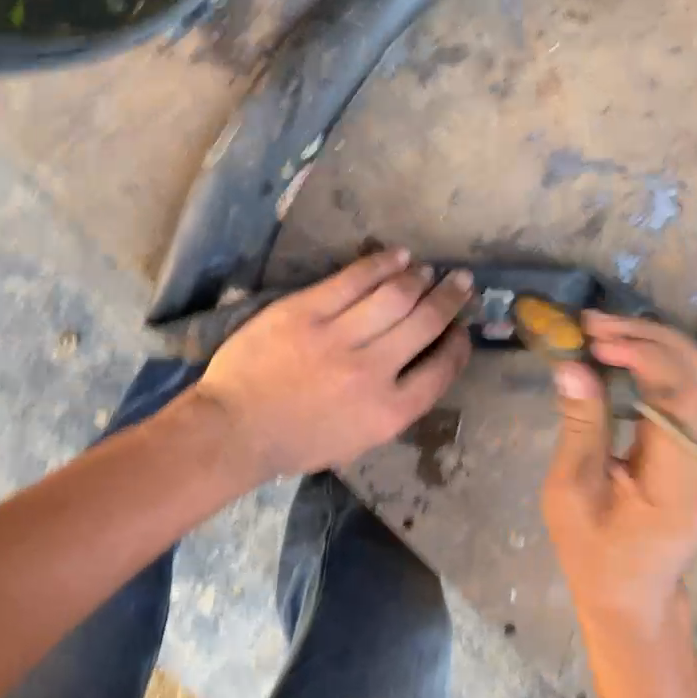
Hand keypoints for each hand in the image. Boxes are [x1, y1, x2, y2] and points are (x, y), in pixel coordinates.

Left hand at [193, 250, 473, 477]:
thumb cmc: (296, 441)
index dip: (458, 344)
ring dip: (418, 278)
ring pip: (394, 295)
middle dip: (450, 298)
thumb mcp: (358, 440)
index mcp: (388, 413)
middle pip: (424, 322)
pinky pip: (354, 279)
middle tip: (462, 281)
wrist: (234, 429)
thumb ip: (393, 404)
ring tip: (427, 269)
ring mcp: (338, 337)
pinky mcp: (307, 310)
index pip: (442, 369)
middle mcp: (372, 372)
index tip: (461, 329)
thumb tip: (419, 364)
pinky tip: (397, 256)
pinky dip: (382, 263)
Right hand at [542, 312, 696, 634]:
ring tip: (604, 332)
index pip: (683, 394)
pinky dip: (666, 360)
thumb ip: (580, 424)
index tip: (593, 339)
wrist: (632, 593)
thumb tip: (572, 364)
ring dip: (658, 343)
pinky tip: (627, 352)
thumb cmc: (594, 551)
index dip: (641, 354)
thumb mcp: (571, 491)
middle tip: (593, 324)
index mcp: (685, 481)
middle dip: (649, 336)